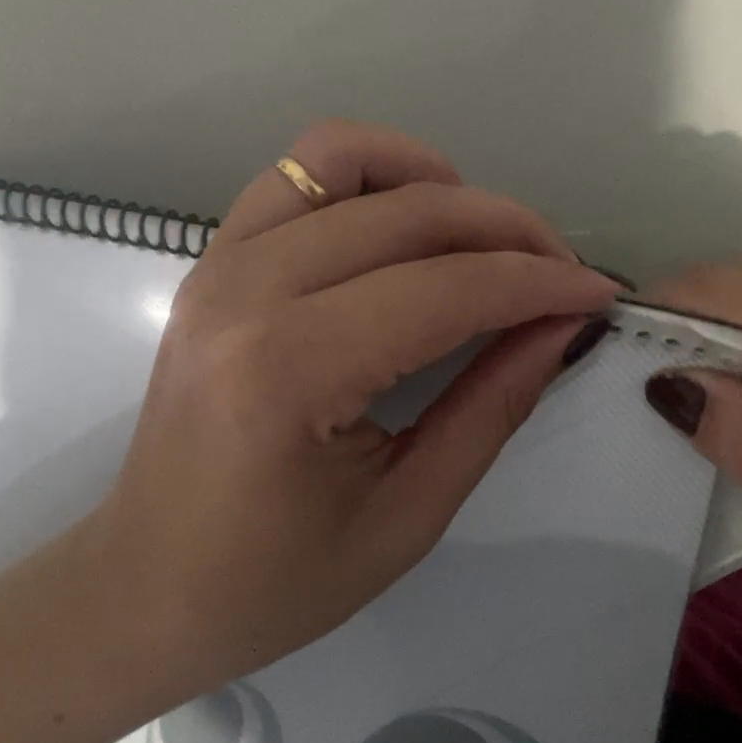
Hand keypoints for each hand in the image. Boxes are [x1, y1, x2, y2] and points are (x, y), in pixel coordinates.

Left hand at [0, 122, 617, 742]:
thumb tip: (562, 323)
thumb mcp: (407, 514)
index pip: (444, 288)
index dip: (536, 283)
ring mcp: (219, 261)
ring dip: (429, 178)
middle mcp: (247, 289)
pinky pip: (296, 176)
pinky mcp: (212, 258)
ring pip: (340, 158)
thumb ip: (491, 404)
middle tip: (558, 269)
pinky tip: (405, 220)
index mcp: (291, 368)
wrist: (145, 584)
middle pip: (404, 212)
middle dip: (503, 227)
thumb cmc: (274, 579)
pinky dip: (364, 175)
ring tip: (481, 233)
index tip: (597, 292)